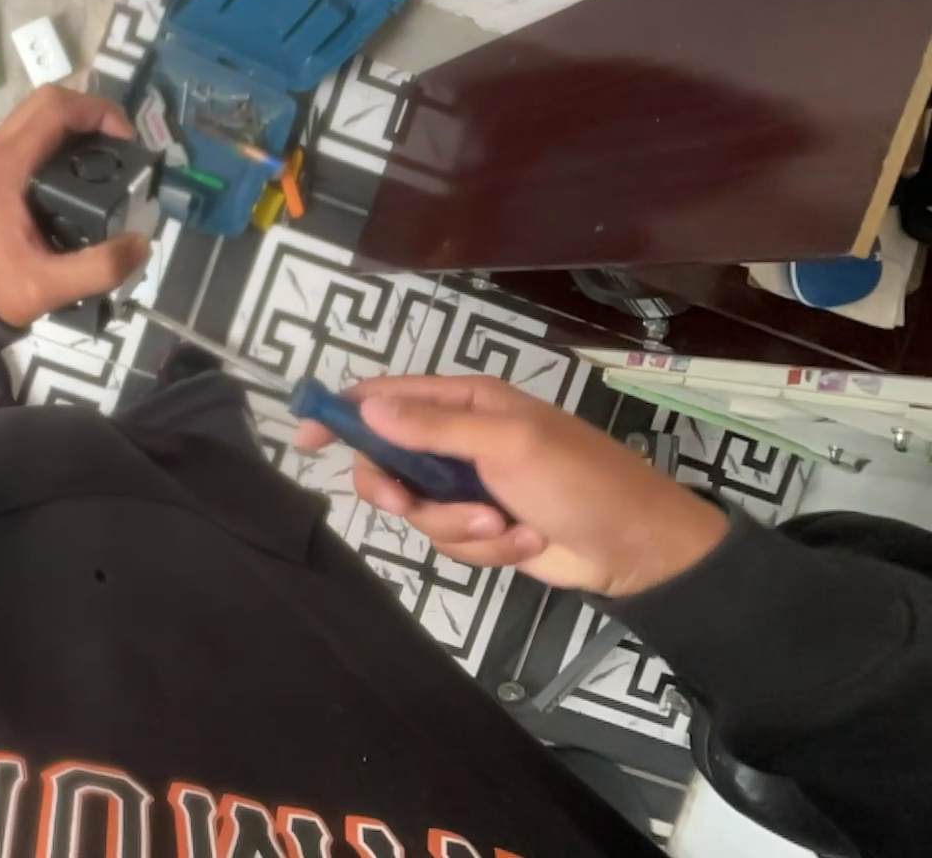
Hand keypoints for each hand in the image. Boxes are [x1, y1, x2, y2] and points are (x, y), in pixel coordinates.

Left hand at [0, 87, 152, 326]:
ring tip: (108, 153)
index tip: (127, 141)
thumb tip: (141, 242)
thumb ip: (100, 267)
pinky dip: (61, 136)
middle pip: (45, 101)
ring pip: (37, 114)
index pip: (54, 110)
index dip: (97, 112)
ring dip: (75, 122)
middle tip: (122, 145)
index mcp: (3, 169)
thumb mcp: (53, 286)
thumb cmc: (2, 290)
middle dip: (90, 112)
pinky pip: (31, 133)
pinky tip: (84, 166)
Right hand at [293, 374, 727, 595]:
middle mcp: (453, 440)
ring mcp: (463, 484)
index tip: (307, 438)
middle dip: (393, 487)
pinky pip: (446, 537)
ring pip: (414, 506)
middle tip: (401, 504)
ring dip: (455, 524)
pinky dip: (482, 546)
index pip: (382, 398)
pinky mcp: (475, 524)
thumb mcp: (507, 444)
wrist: (645, 553)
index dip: (340, 414)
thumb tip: (365, 409)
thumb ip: (432, 427)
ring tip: (503, 525)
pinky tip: (523, 541)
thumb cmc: (580, 481)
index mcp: (462, 404)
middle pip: (383, 460)